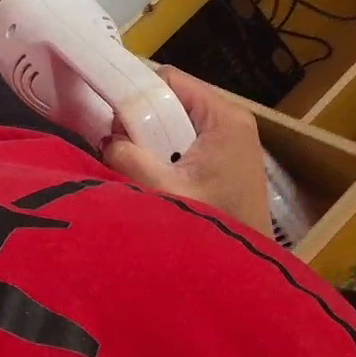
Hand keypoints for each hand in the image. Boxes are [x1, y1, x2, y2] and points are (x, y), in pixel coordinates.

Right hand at [103, 66, 271, 234]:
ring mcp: (235, 138)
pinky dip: (168, 150)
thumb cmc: (214, 226)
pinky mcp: (230, 157)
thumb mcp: (164, 191)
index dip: (139, 93)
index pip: (170, 79)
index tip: (118, 121)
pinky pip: (188, 136)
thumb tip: (107, 141)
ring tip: (143, 164)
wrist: (248, 276)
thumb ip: (128, 158)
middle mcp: (233, 119)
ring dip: (155, 137)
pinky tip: (161, 175)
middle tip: (126, 146)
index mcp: (225, 117)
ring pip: (178, 118)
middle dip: (145, 118)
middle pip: (173, 97)